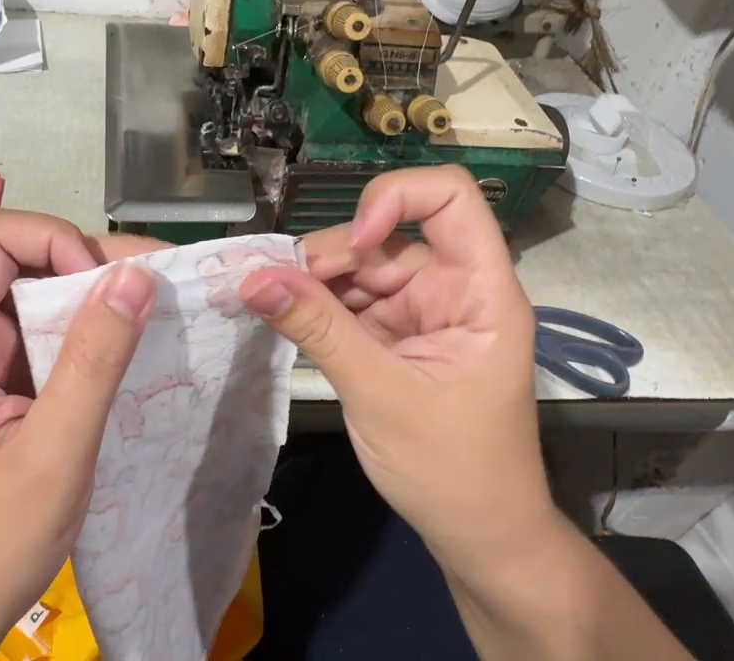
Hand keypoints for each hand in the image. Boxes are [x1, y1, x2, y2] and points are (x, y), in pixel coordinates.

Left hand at [0, 213, 167, 657]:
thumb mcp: (51, 458)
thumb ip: (93, 363)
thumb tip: (137, 276)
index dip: (54, 241)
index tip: (106, 287)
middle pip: (21, 258)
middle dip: (91, 261)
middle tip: (160, 286)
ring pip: (39, 292)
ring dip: (97, 295)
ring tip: (158, 309)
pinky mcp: (2, 385)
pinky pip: (47, 334)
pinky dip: (92, 331)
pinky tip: (132, 344)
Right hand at [239, 166, 553, 558]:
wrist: (478, 536)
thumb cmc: (451, 469)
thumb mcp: (379, 394)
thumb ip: (318, 330)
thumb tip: (253, 278)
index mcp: (480, 290)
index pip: (450, 198)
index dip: (396, 197)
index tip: (354, 242)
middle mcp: (452, 287)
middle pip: (386, 234)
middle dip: (331, 258)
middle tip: (275, 290)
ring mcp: (422, 310)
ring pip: (360, 267)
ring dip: (316, 283)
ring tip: (271, 305)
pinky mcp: (397, 334)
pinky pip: (352, 300)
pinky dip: (318, 307)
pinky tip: (286, 319)